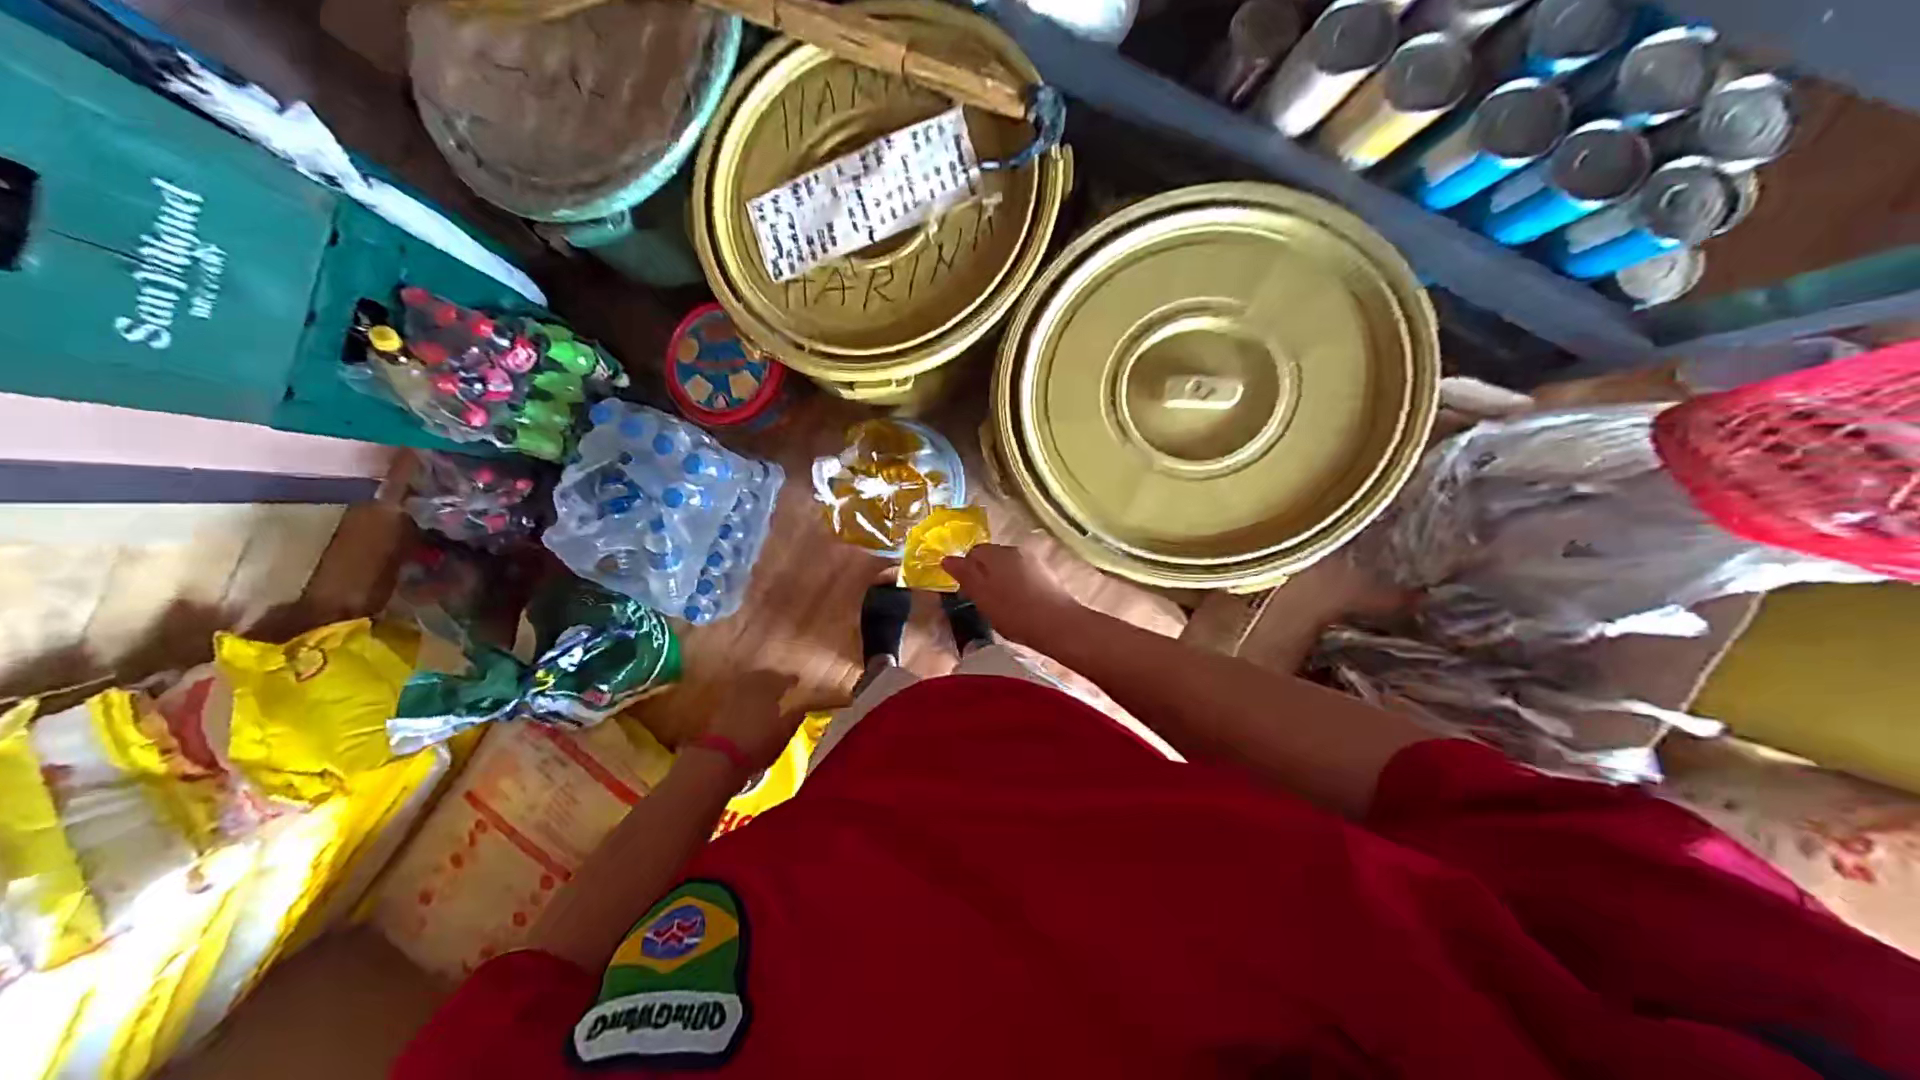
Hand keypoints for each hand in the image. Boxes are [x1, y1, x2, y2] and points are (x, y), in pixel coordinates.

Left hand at [703, 670, 800, 774]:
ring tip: (763, 685)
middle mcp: (750, 688)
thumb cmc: (758, 746)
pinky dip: (744, 689)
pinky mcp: (720, 705)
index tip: (797, 680)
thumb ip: (794, 718)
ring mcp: (733, 695)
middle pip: (762, 675)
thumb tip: (803, 707)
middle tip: (780, 680)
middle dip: (772, 676)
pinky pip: (736, 689)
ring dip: (757, 680)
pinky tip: (747, 697)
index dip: (790, 679)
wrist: (720, 757)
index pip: (782, 680)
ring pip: (747, 680)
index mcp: (768, 692)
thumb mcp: (782, 734)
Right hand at [941, 544, 1085, 649]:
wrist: (1058, 625)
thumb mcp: (981, 595)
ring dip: (1001, 581)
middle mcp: (1015, 550)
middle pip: (991, 558)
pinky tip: (1019, 606)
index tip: (966, 592)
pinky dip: (1017, 587)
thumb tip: (947, 558)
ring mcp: (1034, 562)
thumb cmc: (1013, 612)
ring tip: (1001, 606)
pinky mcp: (1047, 576)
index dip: (966, 570)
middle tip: (982, 601)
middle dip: (984, 575)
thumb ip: (964, 574)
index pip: (973, 552)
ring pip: (1008, 568)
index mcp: (996, 553)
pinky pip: (1023, 577)